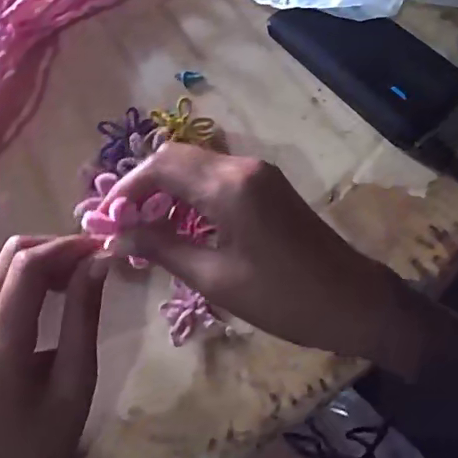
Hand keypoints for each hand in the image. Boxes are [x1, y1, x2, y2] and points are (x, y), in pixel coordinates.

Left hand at [0, 235, 106, 457]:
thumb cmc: (47, 442)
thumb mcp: (77, 379)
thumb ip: (84, 315)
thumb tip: (100, 259)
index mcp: (0, 349)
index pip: (26, 270)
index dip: (67, 247)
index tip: (104, 246)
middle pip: (9, 257)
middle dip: (55, 246)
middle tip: (95, 255)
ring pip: (3, 267)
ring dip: (44, 257)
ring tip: (83, 268)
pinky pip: (1, 286)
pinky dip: (33, 275)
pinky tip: (62, 287)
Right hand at [104, 143, 425, 370]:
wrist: (352, 299)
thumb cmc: (283, 297)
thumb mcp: (216, 278)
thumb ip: (163, 249)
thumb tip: (118, 234)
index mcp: (230, 185)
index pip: (162, 165)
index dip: (128, 188)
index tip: (105, 219)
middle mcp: (243, 167)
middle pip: (178, 158)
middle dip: (144, 186)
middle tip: (121, 225)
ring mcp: (260, 173)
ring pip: (198, 166)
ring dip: (167, 189)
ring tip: (144, 230)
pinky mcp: (268, 186)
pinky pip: (218, 178)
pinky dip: (192, 194)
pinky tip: (179, 226)